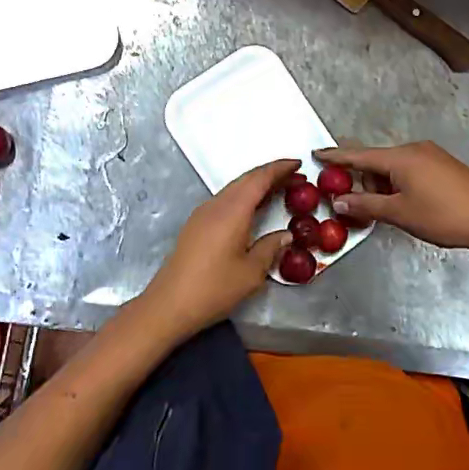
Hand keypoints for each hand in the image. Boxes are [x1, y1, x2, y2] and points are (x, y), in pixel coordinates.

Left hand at [138, 159, 298, 336]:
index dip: (280, 169)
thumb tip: (285, 235)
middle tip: (295, 179)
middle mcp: (215, 205)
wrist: (169, 305)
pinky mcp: (195, 226)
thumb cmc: (213, 289)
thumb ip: (270, 248)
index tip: (299, 164)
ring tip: (279, 193)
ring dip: (256, 187)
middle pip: (245, 180)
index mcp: (232, 211)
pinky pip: (224, 202)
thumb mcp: (251, 273)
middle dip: (270, 176)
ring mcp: (202, 215)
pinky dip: (243, 199)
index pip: (259, 179)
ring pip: (233, 190)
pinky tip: (253, 212)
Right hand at [316, 141, 468, 252]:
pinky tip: (400, 203)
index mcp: (400, 157)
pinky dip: (397, 183)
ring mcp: (431, 156)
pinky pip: (409, 169)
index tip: (317, 153)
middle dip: (359, 178)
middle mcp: (415, 150)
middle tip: (348, 200)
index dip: (335, 157)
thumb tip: (341, 202)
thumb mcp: (399, 214)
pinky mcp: (444, 166)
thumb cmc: (445, 216)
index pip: (358, 155)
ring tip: (378, 209)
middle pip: (376, 160)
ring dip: (380, 184)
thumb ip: (366, 205)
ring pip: (393, 166)